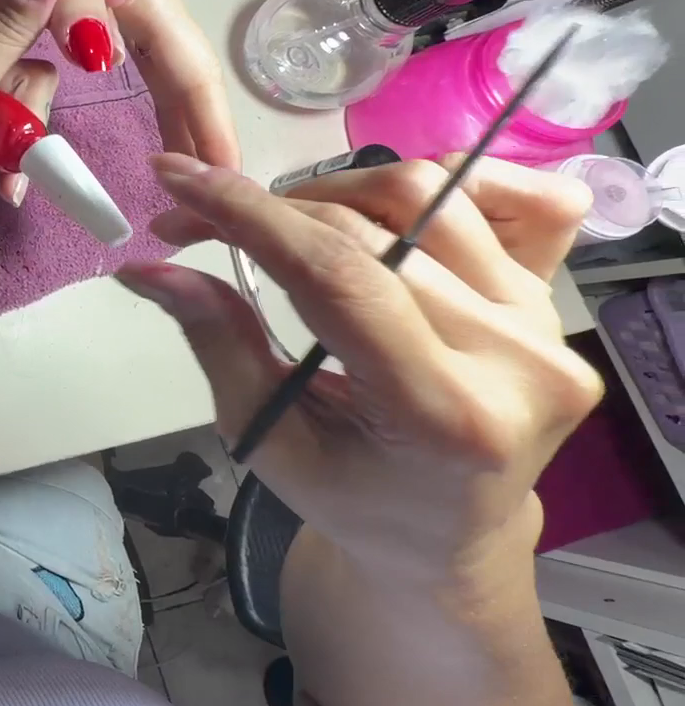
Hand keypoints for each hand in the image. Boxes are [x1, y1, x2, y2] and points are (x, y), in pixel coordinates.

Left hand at [0, 0, 238, 169]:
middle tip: (208, 199)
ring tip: (172, 170)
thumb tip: (100, 64)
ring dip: (162, 118)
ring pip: (143, 68)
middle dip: (193, 135)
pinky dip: (118, 89)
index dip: (205, 124)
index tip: (230, 181)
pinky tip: (113, 108)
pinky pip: (104, 52)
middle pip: (173, 76)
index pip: (184, 68)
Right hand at [115, 154, 600, 579]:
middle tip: (189, 222)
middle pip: (366, 232)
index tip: (176, 178)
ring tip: (277, 224)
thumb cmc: (346, 493)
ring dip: (327, 193)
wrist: (446, 528)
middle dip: (259, 210)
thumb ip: (217, 339)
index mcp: (443, 413)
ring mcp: (549, 323)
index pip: (337, 275)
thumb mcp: (261, 433)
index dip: (248, 214)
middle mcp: (519, 359)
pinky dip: (445, 183)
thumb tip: (147, 268)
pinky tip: (382, 206)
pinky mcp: (559, 298)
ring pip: (427, 198)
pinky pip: (523, 201)